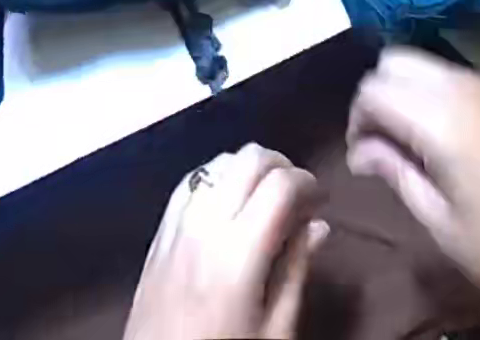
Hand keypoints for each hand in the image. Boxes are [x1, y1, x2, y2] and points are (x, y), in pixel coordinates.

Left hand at [123, 144, 330, 339]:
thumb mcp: (275, 334)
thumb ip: (297, 270)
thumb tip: (319, 223)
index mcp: (238, 255)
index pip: (281, 184)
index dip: (309, 183)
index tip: (321, 203)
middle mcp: (205, 227)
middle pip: (250, 158)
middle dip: (283, 168)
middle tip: (299, 198)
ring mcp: (177, 229)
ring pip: (221, 162)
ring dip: (250, 169)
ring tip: (265, 199)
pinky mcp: (158, 238)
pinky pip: (192, 182)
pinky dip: (218, 178)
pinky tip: (230, 201)